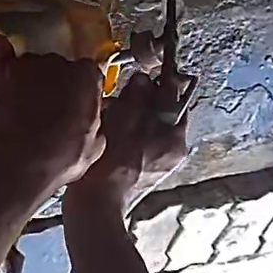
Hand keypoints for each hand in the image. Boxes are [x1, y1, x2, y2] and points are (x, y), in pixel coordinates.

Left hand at [0, 35, 105, 189]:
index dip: (79, 89)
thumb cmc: (60, 157)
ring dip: (25, 77)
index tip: (74, 104)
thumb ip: (94, 120)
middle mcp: (57, 62)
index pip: (87, 72)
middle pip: (56, 66)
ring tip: (19, 103)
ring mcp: (25, 64)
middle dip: (52, 83)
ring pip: (28, 63)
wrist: (18, 162)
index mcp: (86, 77)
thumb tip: (92, 117)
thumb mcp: (93, 145)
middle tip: (45, 109)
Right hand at [68, 71, 189, 212]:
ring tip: (111, 109)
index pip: (176, 100)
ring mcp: (156, 164)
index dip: (164, 82)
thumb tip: (143, 78)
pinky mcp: (139, 173)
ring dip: (132, 116)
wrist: (97, 202)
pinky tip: (107, 131)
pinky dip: (126, 133)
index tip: (155, 69)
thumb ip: (136, 96)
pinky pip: (137, 143)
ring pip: (148, 129)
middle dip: (144, 100)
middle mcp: (172, 152)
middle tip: (124, 90)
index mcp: (175, 138)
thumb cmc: (112, 160)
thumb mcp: (124, 119)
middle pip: (161, 114)